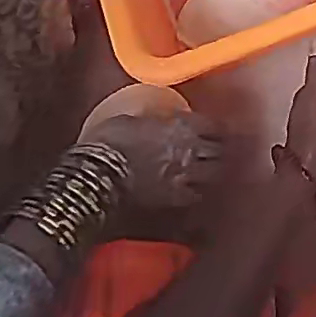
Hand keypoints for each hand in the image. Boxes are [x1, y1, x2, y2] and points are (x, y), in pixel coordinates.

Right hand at [84, 112, 224, 211]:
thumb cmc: (107, 144)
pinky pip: (196, 195)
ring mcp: (184, 175)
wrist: (95, 179)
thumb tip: (155, 117)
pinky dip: (199, 192)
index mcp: (180, 126)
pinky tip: (196, 192)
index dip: (216, 128)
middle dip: (220, 149)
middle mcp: (189, 149)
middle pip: (218, 149)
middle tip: (219, 151)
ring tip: (212, 171)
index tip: (216, 130)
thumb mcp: (130, 119)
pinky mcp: (174, 199)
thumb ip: (151, 117)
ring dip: (214, 170)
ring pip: (213, 172)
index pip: (212, 125)